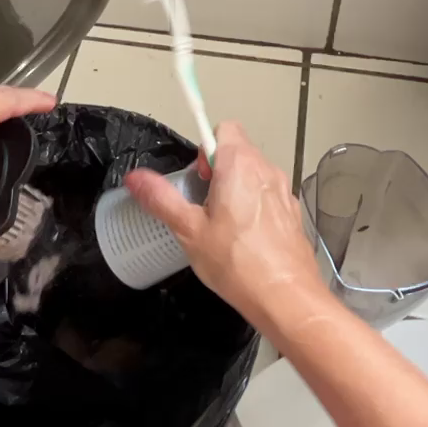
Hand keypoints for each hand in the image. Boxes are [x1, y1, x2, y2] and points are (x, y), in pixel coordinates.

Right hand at [124, 121, 331, 333]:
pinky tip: (246, 240)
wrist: (287, 298)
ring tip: (223, 225)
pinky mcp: (293, 213)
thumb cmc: (237, 262)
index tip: (199, 180)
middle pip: (238, 150)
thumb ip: (160, 198)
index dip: (205, 149)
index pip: (222, 128)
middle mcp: (265, 169)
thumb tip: (134, 177)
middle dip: (218, 170)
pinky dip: (255, 206)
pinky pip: (268, 196)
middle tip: (205, 205)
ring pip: (254, 174)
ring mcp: (283, 191)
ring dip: (237, 188)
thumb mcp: (189, 230)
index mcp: (239, 164)